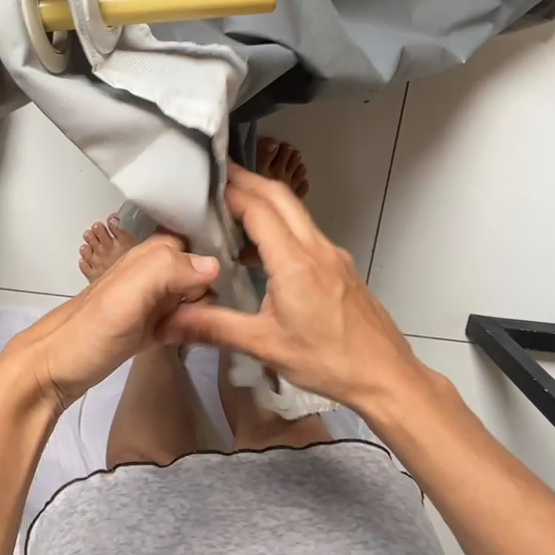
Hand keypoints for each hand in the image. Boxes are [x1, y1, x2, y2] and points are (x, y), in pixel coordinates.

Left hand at [0, 234, 218, 414]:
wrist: (52, 372)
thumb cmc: (88, 331)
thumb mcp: (127, 294)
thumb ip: (166, 271)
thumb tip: (215, 265)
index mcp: (151, 253)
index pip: (202, 237)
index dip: (223, 248)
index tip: (246, 271)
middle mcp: (156, 270)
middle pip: (206, 268)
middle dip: (219, 285)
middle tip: (224, 310)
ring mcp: (154, 298)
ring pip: (198, 294)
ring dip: (208, 309)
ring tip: (212, 327)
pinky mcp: (153, 325)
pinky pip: (187, 319)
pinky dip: (194, 328)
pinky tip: (192, 338)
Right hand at [168, 164, 434, 411]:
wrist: (387, 378)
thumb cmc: (328, 362)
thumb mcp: (263, 346)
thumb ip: (213, 327)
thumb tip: (167, 321)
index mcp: (294, 263)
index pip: (258, 208)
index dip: (229, 190)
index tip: (202, 182)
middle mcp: (317, 248)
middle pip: (280, 196)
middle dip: (247, 180)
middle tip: (214, 176)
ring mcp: (333, 255)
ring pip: (295, 211)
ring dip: (264, 200)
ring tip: (230, 207)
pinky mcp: (340, 266)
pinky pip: (305, 231)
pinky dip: (279, 224)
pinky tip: (260, 249)